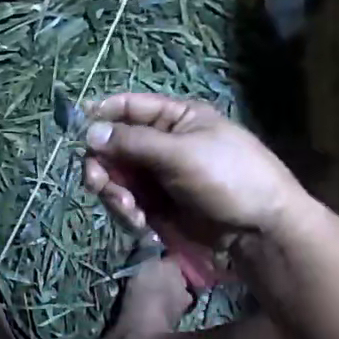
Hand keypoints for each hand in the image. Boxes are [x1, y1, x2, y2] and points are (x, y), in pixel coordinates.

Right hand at [82, 93, 308, 245]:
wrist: (260, 231)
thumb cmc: (230, 177)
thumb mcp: (182, 153)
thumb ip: (134, 142)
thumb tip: (89, 132)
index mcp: (176, 118)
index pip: (130, 107)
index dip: (102, 115)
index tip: (78, 130)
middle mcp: (162, 143)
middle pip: (113, 146)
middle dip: (103, 165)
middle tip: (99, 183)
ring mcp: (158, 176)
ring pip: (115, 177)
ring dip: (114, 193)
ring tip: (129, 209)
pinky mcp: (156, 205)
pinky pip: (126, 202)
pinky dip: (126, 211)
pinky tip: (140, 223)